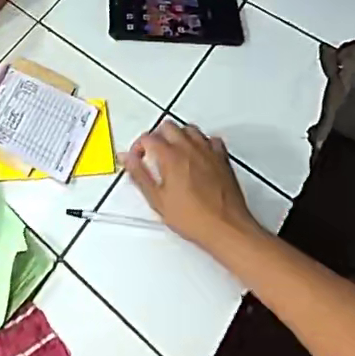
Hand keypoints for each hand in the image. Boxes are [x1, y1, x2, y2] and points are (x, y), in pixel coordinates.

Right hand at [124, 122, 266, 249]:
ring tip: (172, 150)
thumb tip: (127, 159)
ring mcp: (208, 152)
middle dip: (156, 136)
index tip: (138, 157)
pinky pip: (211, 139)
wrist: (227, 229)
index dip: (138, 146)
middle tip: (152, 152)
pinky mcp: (223, 159)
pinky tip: (197, 153)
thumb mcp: (157, 200)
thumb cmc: (196, 218)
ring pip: (189, 128)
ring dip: (178, 135)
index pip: (147, 138)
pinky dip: (202, 142)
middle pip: (168, 126)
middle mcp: (189, 149)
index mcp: (171, 156)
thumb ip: (139, 175)